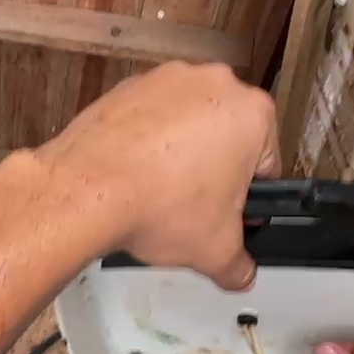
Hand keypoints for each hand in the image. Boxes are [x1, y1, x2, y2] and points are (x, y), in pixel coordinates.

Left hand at [29, 62, 276, 289]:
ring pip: (186, 124)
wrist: (87, 190)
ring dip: (179, 154)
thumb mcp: (216, 251)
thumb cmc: (159, 206)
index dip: (249, 198)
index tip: (230, 216)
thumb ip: (239, 265)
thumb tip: (241, 273)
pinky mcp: (127, 86)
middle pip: (226, 137)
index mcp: (252, 113)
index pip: (266, 164)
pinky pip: (148, 118)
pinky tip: (133, 175)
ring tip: (158, 194)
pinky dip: (145, 142)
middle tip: (192, 209)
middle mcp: (212, 84)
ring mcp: (165, 79)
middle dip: (213, 171)